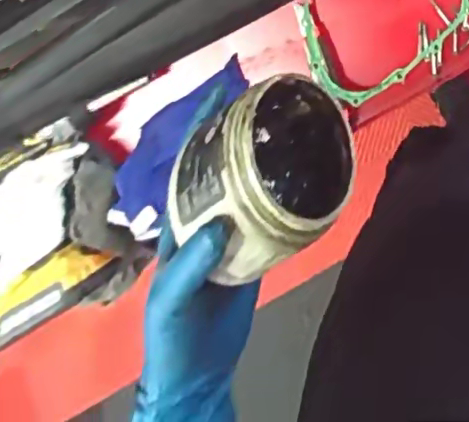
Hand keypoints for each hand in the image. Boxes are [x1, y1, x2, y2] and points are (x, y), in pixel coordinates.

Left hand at [134, 93, 259, 421]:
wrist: (197, 377)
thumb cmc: (171, 337)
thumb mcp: (171, 302)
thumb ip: (190, 264)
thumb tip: (220, 224)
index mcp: (177, 222)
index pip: (187, 163)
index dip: (199, 126)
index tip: (218, 92)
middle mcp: (203, 218)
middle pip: (220, 166)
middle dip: (236, 132)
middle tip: (262, 104)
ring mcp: (229, 233)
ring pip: (245, 186)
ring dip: (260, 159)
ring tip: (283, 131)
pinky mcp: (252, 250)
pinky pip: (267, 215)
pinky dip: (279, 195)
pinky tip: (297, 180)